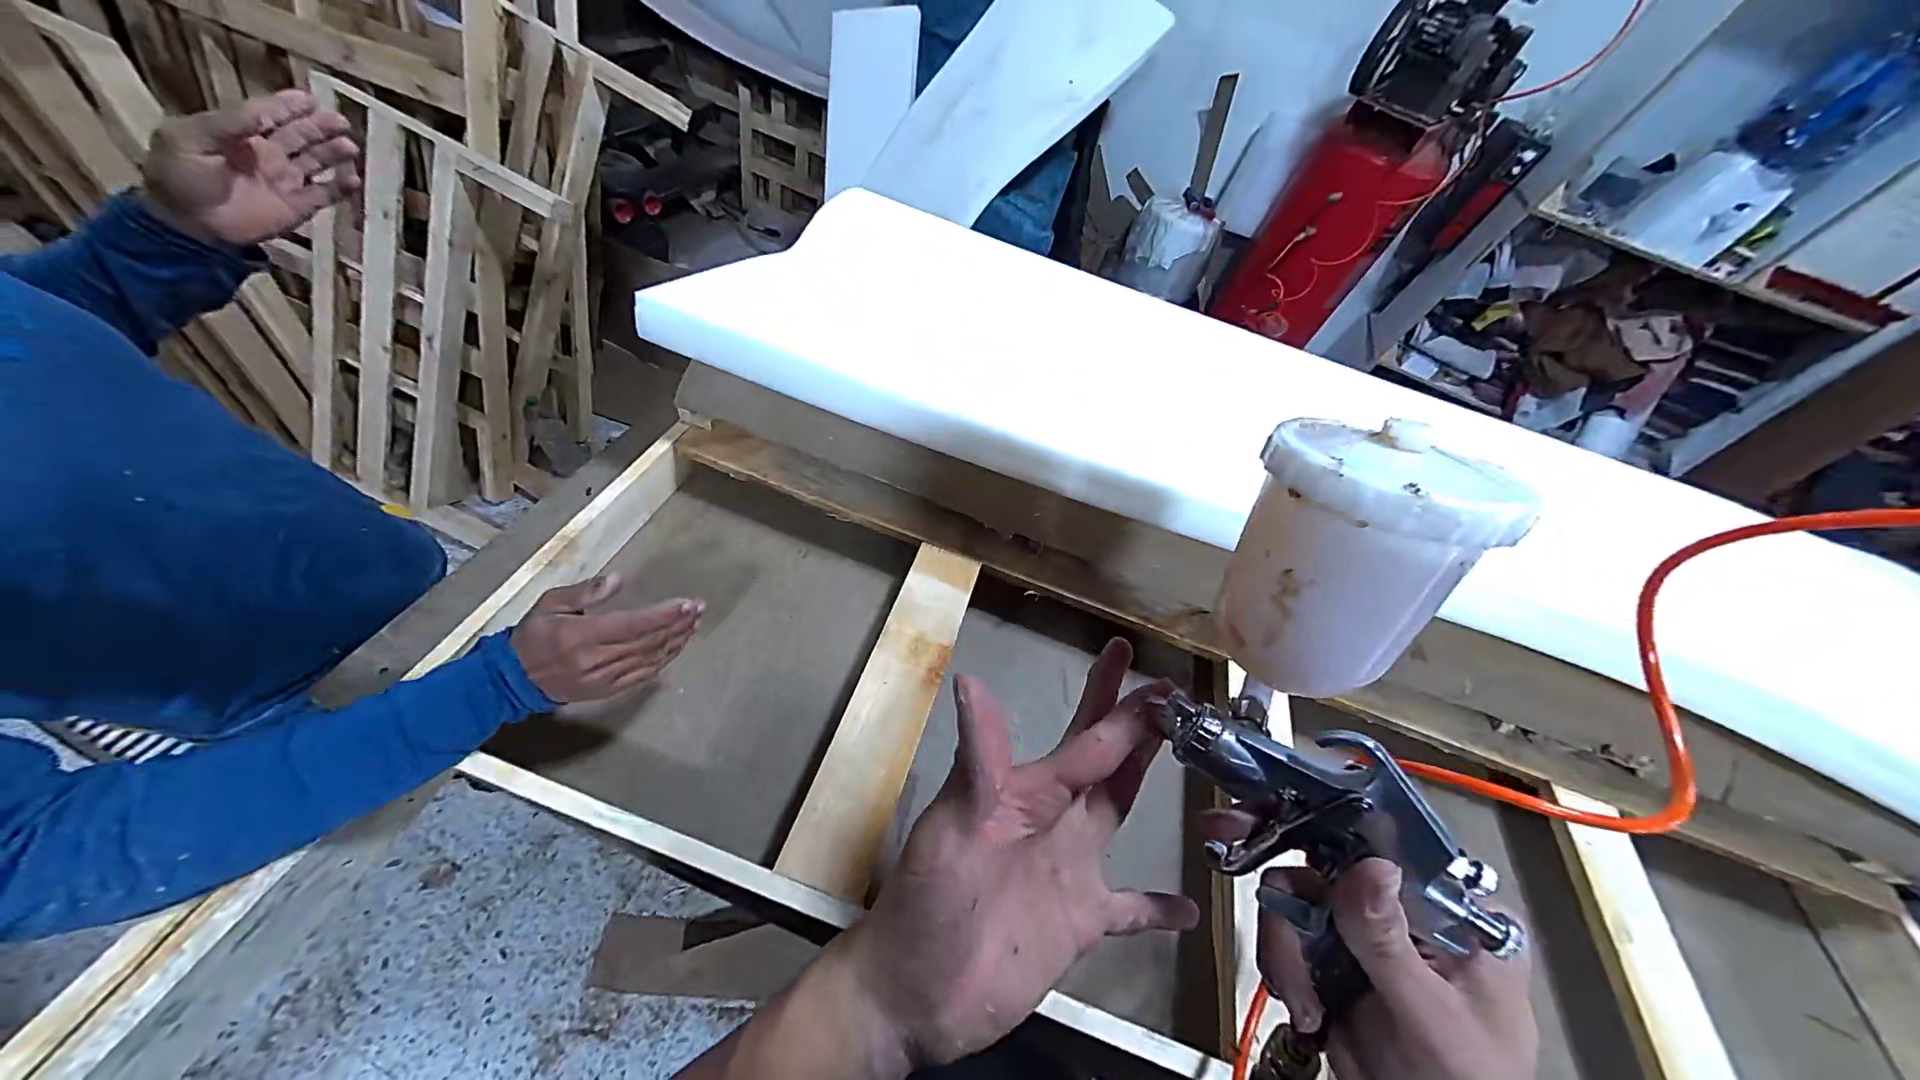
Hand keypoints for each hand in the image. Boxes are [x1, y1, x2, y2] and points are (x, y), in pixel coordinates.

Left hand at [142, 90, 361, 246]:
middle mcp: (268, 154)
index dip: (288, 106)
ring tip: (350, 146)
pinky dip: (342, 188)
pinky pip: (326, 194)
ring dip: (334, 153)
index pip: (268, 115)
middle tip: (340, 120)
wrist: (190, 224)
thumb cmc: (180, 176)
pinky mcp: (299, 206)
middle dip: (319, 127)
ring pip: (317, 162)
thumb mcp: (189, 139)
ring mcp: (286, 181)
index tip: (310, 99)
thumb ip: (226, 124)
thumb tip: (264, 112)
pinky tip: (354, 179)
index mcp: (239, 134)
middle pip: (299, 136)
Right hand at [510, 573, 703, 702]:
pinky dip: (665, 660)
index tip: (687, 604)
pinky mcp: (608, 690)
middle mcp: (595, 660)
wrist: (512, 679)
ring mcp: (603, 679)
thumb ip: (585, 591)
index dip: (664, 615)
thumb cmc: (533, 635)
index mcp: (580, 636)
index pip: (633, 625)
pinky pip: (644, 675)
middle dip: (678, 624)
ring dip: (677, 641)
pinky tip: (678, 646)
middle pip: (648, 642)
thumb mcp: (550, 604)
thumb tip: (618, 578)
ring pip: (650, 659)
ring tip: (694, 624)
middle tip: (698, 609)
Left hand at [837, 638, 1201, 1066]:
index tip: (1137, 663)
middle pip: (1104, 762)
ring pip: (1115, 814)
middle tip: (1171, 692)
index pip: (1083, 739)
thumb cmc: (929, 902)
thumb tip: (971, 683)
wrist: (915, 992)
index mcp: (1026, 794)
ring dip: (1143, 782)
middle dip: (1135, 725)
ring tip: (1185, 760)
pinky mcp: (1077, 925)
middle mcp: (1053, 822)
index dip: (1113, 701)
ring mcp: (1068, 872)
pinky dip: (1154, 909)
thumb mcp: (955, 824)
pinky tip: (1188, 910)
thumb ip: (978, 759)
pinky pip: (1127, 911)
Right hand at [1256, 859, 1536, 1079]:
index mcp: (1454, 911)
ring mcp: (1365, 927)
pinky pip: (1286, 928)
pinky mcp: (1332, 949)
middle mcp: (1406, 906)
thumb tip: (1372, 864)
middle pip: (1325, 865)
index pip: (1385, 847)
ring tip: (1304, 1002)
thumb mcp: (1430, 1016)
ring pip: (1295, 895)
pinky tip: (1305, 1006)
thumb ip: (1391, 943)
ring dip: (1284, 948)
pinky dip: (1281, 963)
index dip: (1330, 839)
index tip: (1281, 845)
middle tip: (1285, 952)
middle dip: (1291, 908)